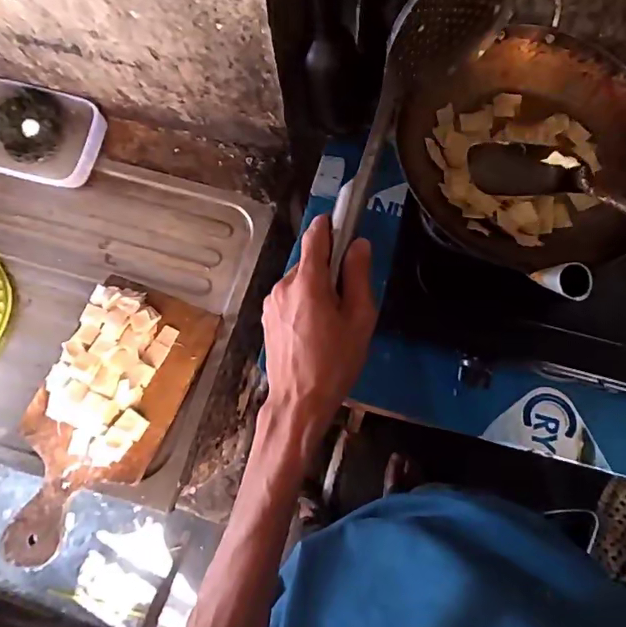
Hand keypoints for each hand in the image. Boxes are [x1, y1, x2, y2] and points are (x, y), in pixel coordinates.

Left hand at [261, 218, 377, 444]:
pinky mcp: (266, 316)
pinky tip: (315, 329)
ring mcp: (271, 301)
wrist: (298, 403)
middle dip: (329, 268)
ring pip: (300, 279)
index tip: (345, 223)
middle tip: (349, 295)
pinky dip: (304, 301)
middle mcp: (284, 284)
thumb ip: (358, 276)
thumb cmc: (335, 362)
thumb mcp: (359, 319)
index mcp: (308, 281)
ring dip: (316, 287)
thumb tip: (358, 244)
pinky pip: (290, 296)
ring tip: (333, 319)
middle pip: (310, 260)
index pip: (316, 235)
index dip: (331, 224)